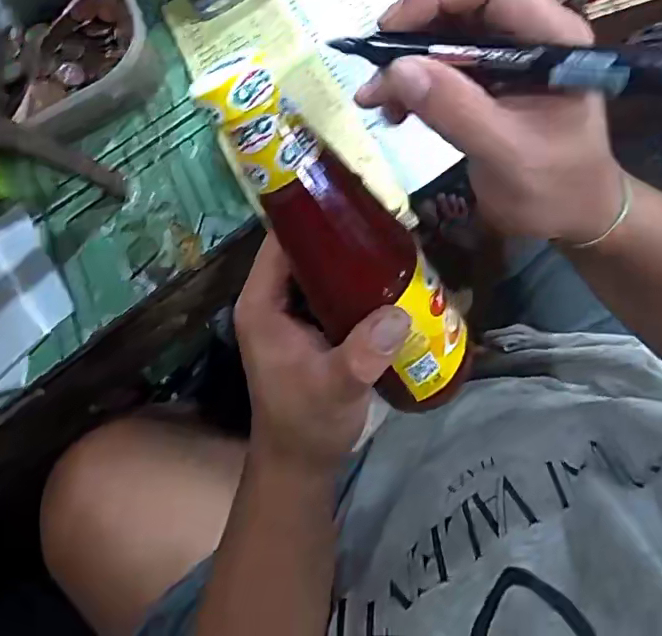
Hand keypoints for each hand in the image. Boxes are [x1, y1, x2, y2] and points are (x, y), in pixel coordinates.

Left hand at [234, 236, 410, 472]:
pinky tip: (392, 271)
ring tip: (394, 235)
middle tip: (384, 215)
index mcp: (262, 303)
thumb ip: (361, 356)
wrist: (304, 463)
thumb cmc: (307, 423)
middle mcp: (274, 298)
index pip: (280, 240)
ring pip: (323, 266)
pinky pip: (336, 286)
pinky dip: (360, 278)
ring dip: (354, 253)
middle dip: (341, 231)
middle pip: (305, 248)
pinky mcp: (315, 322)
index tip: (350, 198)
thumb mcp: (334, 389)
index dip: (310, 215)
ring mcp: (295, 310)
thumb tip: (398, 315)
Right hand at [356, 0, 623, 242]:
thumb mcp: (506, 155)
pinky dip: (411, 78)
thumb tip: (397, 68)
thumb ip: (456, 110)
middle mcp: (531, 30)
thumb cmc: (557, 189)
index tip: (388, 34)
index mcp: (553, 35)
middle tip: (376, 66)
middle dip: (411, 27)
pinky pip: (439, 57)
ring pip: (443, 25)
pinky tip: (395, 111)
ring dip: (404, 56)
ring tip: (377, 98)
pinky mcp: (487, 72)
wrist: (575, 217)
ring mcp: (508, 50)